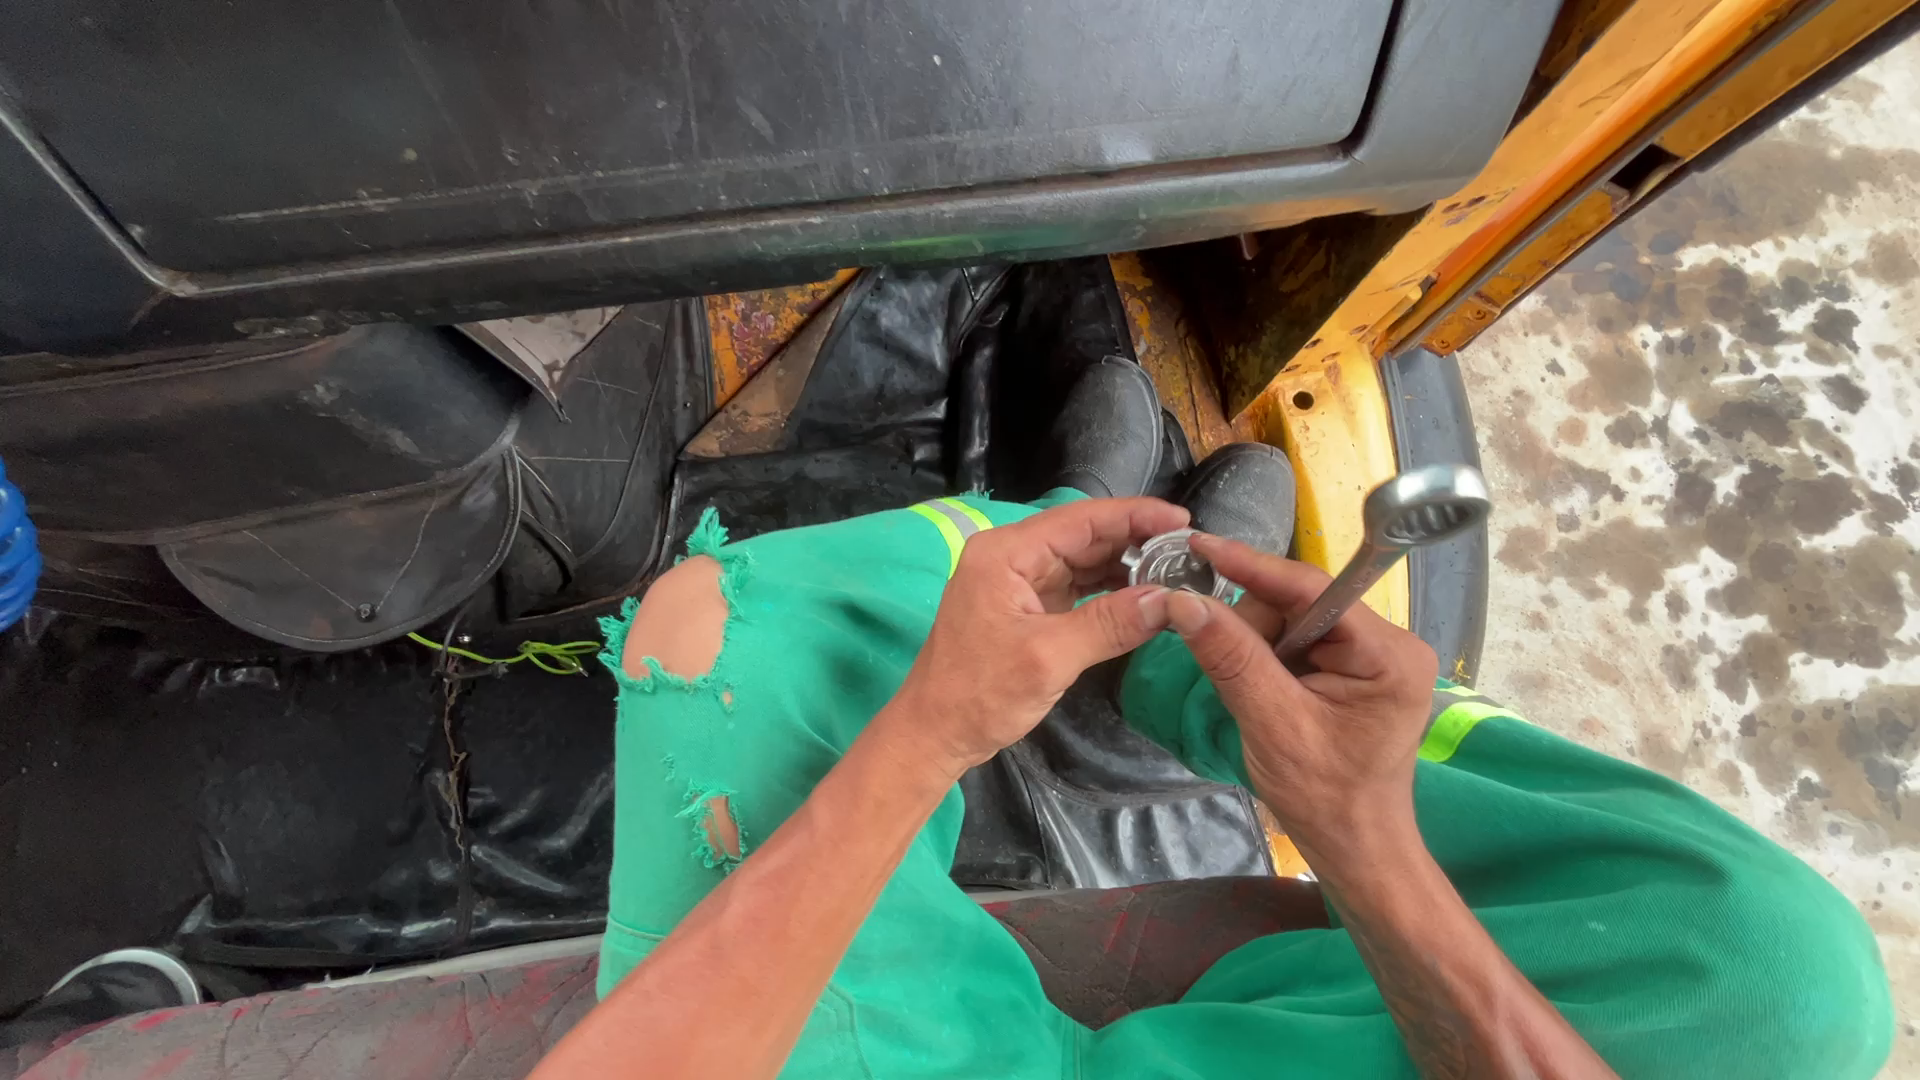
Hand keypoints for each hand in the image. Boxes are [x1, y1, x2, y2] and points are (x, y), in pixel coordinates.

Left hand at [881, 497, 1190, 782]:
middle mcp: (1011, 557)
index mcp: (1006, 553)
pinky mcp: (1027, 607)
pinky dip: (1109, 592)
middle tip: (1190, 552)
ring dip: (1127, 568)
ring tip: (1178, 572)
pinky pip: (1076, 588)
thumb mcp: (1049, 658)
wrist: (935, 733)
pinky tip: (1144, 596)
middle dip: (1136, 543)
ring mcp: (1019, 582)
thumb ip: (1109, 624)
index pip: (1080, 521)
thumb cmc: (980, 694)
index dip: (1134, 516)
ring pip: (1083, 562)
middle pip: (1084, 537)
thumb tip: (1169, 601)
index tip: (1183, 520)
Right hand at [1163, 532, 1437, 847]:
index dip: (1250, 565)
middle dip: (1251, 630)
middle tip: (1232, 677)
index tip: (1198, 545)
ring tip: (1253, 696)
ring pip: (1285, 620)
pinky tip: (1260, 690)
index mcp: (1385, 652)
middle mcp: (1385, 642)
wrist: (1355, 847)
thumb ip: (1230, 657)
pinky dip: (1261, 659)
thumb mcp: (1271, 723)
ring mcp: (1368, 655)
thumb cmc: (1324, 796)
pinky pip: (1290, 641)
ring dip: (1253, 649)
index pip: (1310, 588)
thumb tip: (1181, 601)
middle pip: (1293, 602)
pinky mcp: (1349, 669)